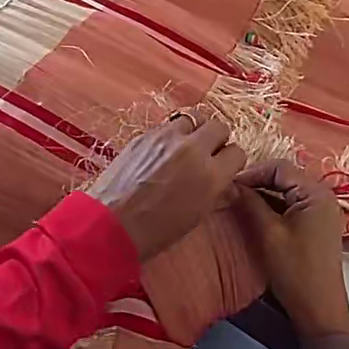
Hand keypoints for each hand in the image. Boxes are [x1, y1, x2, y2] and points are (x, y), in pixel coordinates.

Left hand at [86, 115, 247, 261]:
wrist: (112, 223)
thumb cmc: (157, 230)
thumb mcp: (196, 216)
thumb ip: (217, 195)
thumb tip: (229, 187)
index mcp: (211, 174)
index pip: (237, 152)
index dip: (231, 161)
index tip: (223, 168)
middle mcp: (193, 149)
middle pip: (218, 127)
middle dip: (216, 139)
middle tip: (207, 154)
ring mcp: (166, 138)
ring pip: (192, 118)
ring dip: (193, 130)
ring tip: (184, 147)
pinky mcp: (144, 136)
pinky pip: (166, 126)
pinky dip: (169, 135)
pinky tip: (160, 152)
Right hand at [230, 161, 348, 336]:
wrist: (318, 308)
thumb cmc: (295, 269)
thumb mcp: (268, 232)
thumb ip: (249, 202)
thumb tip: (229, 183)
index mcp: (316, 193)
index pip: (278, 168)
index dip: (251, 172)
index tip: (226, 183)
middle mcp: (322, 196)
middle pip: (283, 176)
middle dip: (255, 181)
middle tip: (228, 191)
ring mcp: (320, 211)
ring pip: (284, 190)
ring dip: (261, 193)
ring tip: (235, 201)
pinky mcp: (315, 224)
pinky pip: (289, 204)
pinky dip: (270, 205)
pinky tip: (251, 213)